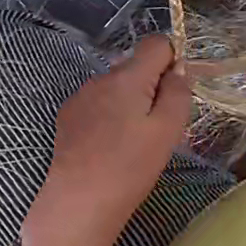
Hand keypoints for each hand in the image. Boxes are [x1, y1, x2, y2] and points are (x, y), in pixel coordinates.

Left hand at [21, 36, 191, 245]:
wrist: (78, 202)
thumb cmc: (129, 167)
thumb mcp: (167, 131)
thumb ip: (177, 92)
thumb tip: (177, 69)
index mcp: (127, 77)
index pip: (155, 43)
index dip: (171, 60)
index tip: (174, 92)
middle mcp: (100, 78)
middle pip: (135, 66)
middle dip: (151, 87)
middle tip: (157, 127)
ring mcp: (80, 96)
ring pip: (116, 87)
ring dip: (130, 103)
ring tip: (132, 142)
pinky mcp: (67, 116)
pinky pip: (98, 103)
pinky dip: (109, 116)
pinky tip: (108, 147)